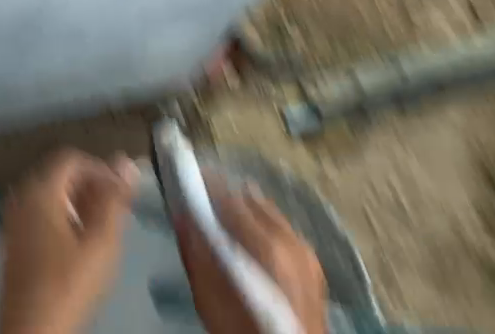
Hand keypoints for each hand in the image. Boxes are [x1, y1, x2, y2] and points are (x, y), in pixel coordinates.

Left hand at [0, 149, 139, 333]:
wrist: (29, 332)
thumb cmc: (68, 284)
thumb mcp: (100, 242)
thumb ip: (114, 199)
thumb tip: (126, 161)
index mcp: (38, 189)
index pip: (72, 159)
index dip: (101, 169)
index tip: (123, 191)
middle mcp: (20, 196)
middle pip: (60, 176)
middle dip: (91, 187)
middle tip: (116, 211)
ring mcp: (13, 219)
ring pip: (51, 196)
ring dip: (79, 204)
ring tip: (103, 228)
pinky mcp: (13, 241)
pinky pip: (40, 214)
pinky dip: (63, 218)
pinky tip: (80, 243)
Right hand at [175, 185, 328, 333]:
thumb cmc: (244, 333)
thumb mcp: (210, 300)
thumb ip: (195, 253)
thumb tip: (181, 214)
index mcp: (266, 245)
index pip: (230, 195)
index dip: (207, 183)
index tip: (189, 177)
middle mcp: (291, 239)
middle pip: (251, 199)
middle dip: (226, 196)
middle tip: (203, 201)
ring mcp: (306, 251)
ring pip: (269, 212)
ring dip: (246, 210)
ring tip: (226, 221)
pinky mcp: (313, 263)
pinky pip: (284, 230)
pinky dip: (265, 227)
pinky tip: (252, 242)